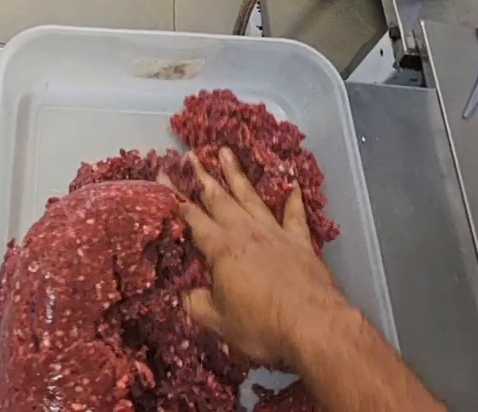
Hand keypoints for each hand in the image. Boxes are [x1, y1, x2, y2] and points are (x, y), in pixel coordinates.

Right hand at [169, 148, 353, 368]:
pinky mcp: (299, 241)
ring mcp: (273, 232)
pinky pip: (294, 216)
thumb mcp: (218, 322)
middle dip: (203, 177)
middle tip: (191, 155)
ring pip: (251, 196)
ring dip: (236, 174)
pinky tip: (294, 184)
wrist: (313, 326)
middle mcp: (245, 231)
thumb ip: (195, 303)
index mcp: (221, 248)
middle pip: (219, 198)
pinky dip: (293, 200)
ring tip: (226, 151)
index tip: (163, 176)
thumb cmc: (261, 325)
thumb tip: (180, 291)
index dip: (176, 197)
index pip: (192, 217)